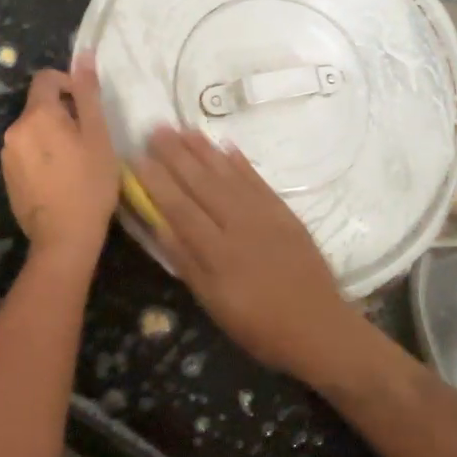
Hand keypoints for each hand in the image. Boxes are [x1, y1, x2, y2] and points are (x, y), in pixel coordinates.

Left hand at [1, 60, 119, 266]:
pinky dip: (42, 156)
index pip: (46, 78)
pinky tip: (60, 179)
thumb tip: (83, 56)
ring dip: (52, 136)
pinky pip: (26, 153)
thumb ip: (88, 93)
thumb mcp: (98, 136)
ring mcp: (7, 155)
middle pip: (39, 106)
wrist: (64, 238)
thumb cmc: (89, 184)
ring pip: (33, 130)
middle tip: (88, 140)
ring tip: (76, 162)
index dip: (69, 85)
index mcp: (37, 114)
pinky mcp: (7, 177)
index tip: (87, 108)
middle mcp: (15, 129)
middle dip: (62, 114)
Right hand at [133, 128, 365, 382]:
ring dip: (205, 151)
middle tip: (157, 129)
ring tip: (184, 129)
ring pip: (229, 175)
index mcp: (217, 251)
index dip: (157, 182)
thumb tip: (160, 225)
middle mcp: (239, 224)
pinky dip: (241, 163)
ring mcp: (265, 215)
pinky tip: (226, 147)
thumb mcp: (214, 303)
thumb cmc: (259, 325)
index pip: (180, 207)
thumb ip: (187, 262)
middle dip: (177, 155)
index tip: (138, 158)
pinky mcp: (285, 213)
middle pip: (202, 183)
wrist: (319, 327)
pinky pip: (258, 181)